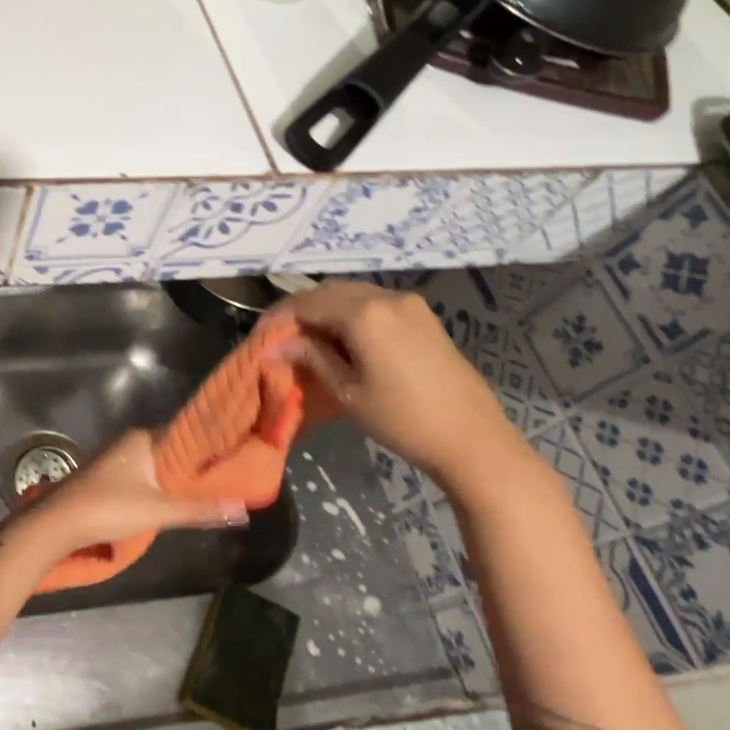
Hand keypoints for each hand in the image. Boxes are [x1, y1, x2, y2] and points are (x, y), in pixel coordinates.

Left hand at [21, 431, 246, 556]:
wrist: (57, 524)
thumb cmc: (109, 508)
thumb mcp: (159, 510)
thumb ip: (200, 509)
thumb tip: (243, 510)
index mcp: (142, 438)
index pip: (186, 434)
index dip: (210, 446)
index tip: (235, 456)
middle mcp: (128, 443)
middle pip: (171, 451)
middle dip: (195, 466)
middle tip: (227, 479)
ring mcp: (114, 460)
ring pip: (155, 466)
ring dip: (175, 479)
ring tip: (206, 492)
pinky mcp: (106, 479)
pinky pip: (142, 478)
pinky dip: (158, 487)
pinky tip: (171, 502)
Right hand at [271, 280, 530, 489]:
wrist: (470, 437)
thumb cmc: (401, 418)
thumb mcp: (347, 391)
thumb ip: (312, 358)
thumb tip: (277, 345)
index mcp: (364, 314)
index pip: (307, 303)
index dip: (278, 318)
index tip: (260, 339)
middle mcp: (387, 298)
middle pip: (330, 291)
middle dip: (300, 310)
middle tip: (279, 338)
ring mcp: (410, 305)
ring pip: (353, 295)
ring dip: (325, 311)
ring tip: (306, 341)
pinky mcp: (423, 318)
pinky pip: (375, 304)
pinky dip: (350, 315)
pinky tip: (341, 340)